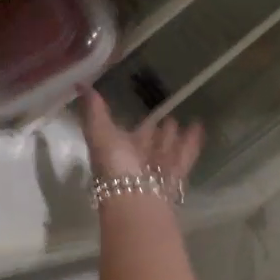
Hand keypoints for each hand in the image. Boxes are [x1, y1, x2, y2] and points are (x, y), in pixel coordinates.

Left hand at [77, 87, 204, 183]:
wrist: (136, 196)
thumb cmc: (115, 164)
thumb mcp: (100, 133)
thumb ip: (95, 111)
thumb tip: (79, 84)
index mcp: (118, 151)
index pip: (129, 135)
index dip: (137, 125)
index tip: (145, 109)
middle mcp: (138, 160)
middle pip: (150, 143)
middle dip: (158, 130)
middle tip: (170, 116)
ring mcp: (158, 168)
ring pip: (168, 149)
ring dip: (175, 135)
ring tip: (186, 120)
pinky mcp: (176, 173)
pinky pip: (185, 154)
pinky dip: (192, 141)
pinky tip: (200, 127)